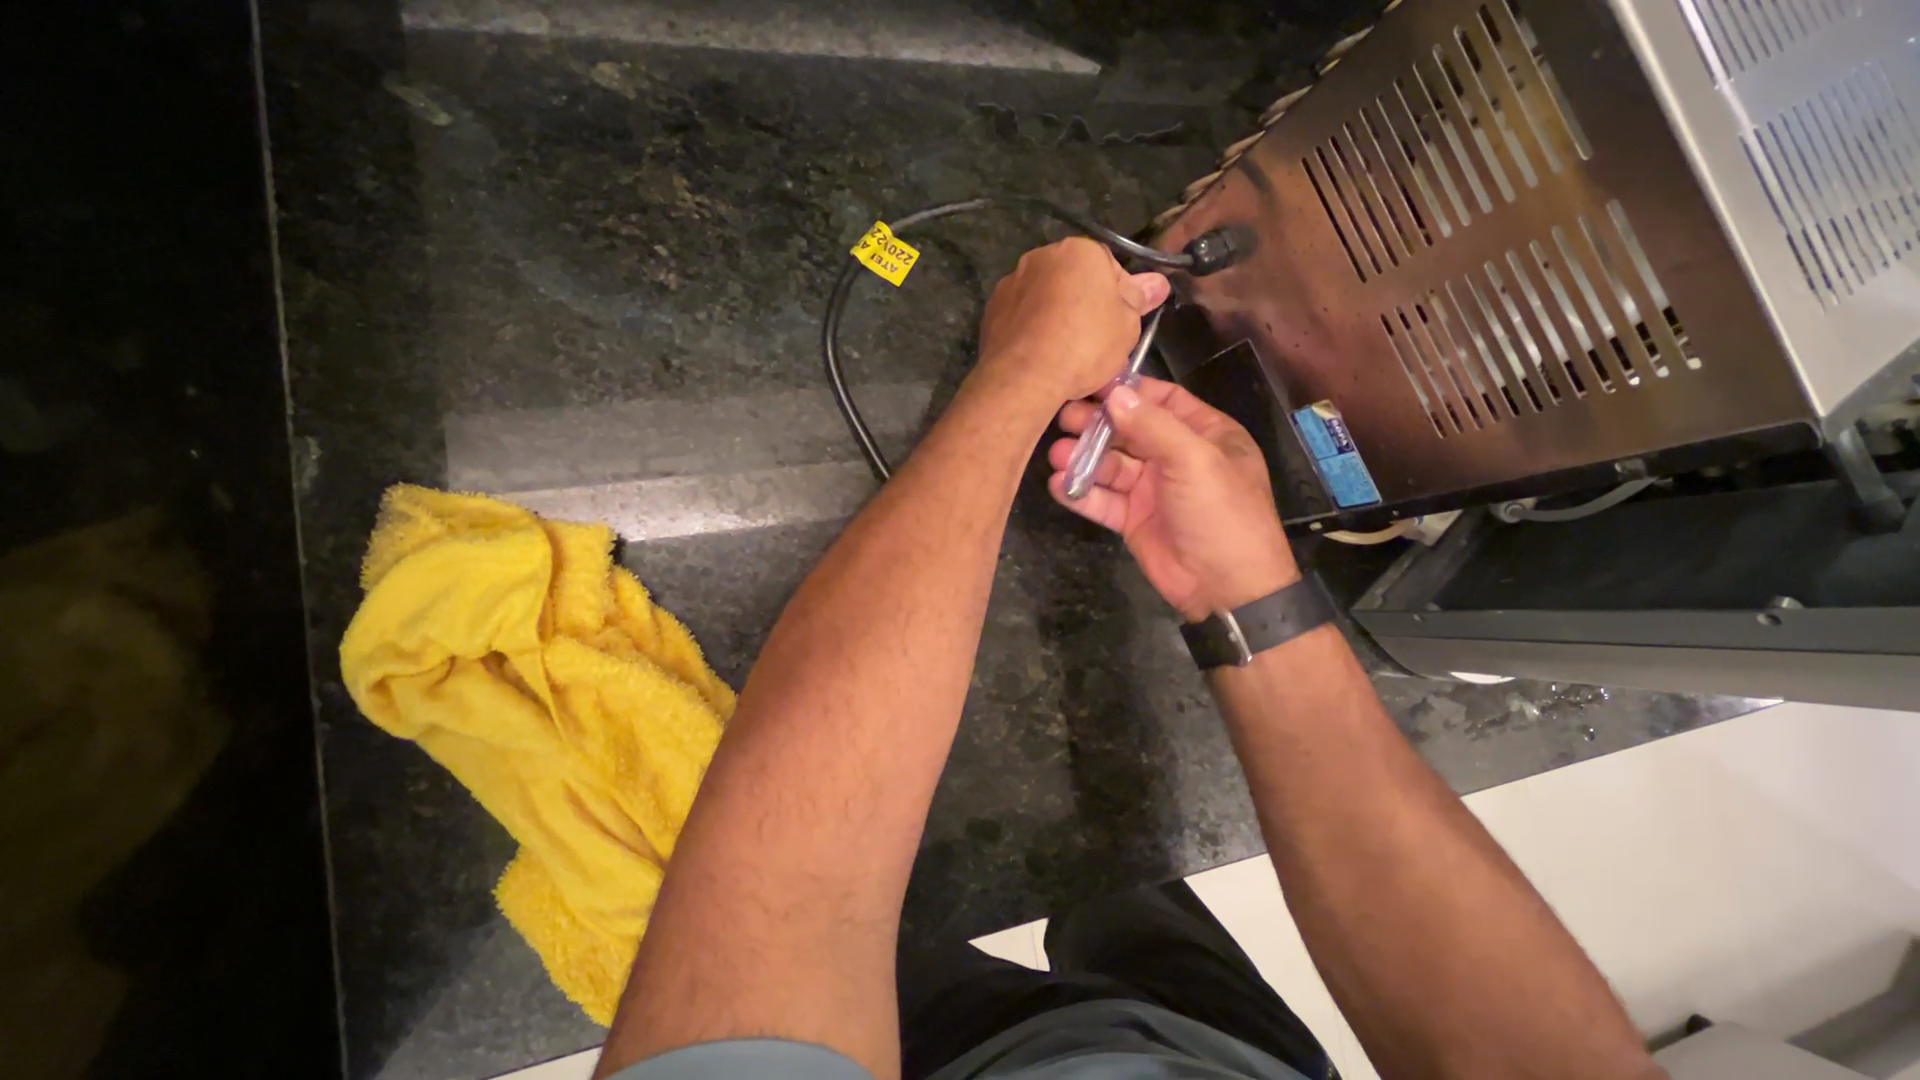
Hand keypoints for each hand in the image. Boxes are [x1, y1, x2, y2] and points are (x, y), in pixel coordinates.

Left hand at [975, 237, 1170, 404]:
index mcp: (1079, 251)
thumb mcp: (1126, 325)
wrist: (1024, 376)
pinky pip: (1022, 318)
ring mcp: (1011, 283)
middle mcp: (1040, 257)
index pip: (1108, 265)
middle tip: (1095, 342)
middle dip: (1085, 305)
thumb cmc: (1084, 345)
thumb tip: (1158, 283)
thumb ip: (1138, 299)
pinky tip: (1041, 357)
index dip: (1119, 297)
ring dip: (1056, 317)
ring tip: (1065, 354)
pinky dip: (1032, 331)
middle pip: (1073, 280)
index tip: (1120, 325)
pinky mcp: (990, 312)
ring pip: (1045, 299)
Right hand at [1048, 377, 1297, 621]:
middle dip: (1098, 424)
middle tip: (1064, 418)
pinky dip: (1082, 492)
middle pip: (1130, 430)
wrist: (1226, 588)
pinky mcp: (1134, 519)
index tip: (1090, 383)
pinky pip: (1104, 499)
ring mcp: (1154, 489)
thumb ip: (1153, 425)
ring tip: (1057, 455)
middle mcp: (1178, 457)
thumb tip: (1115, 394)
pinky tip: (1060, 484)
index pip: (1163, 400)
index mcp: (1206, 434)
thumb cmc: (1222, 513)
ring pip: (1112, 465)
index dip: (1129, 391)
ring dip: (1084, 458)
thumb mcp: (1195, 460)